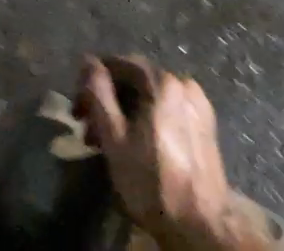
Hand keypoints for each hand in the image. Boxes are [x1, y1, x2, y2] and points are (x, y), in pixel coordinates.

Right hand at [75, 56, 273, 250]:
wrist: (199, 222)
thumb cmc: (151, 180)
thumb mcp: (114, 138)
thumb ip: (99, 95)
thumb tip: (88, 61)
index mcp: (163, 83)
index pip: (120, 64)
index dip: (94, 80)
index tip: (79, 107)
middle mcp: (184, 83)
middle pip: (136, 81)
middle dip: (108, 101)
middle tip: (88, 130)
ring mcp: (197, 104)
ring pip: (151, 97)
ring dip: (125, 113)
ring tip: (107, 143)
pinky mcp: (204, 124)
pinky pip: (168, 110)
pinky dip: (147, 119)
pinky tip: (135, 143)